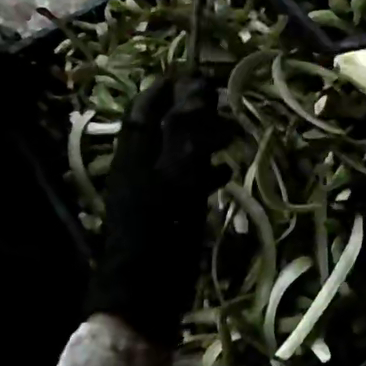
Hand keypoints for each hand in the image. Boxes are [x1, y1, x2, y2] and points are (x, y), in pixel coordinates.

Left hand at [88, 75, 230, 346]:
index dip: (167, 88)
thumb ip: (188, 128)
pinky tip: (225, 174)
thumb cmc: (163, 227)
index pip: (146, 108)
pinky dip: (204, 171)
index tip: (195, 75)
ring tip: (231, 137)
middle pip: (163, 129)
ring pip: (176, 154)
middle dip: (192, 114)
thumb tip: (196, 85)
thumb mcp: (180, 172)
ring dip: (202, 141)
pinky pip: (183, 180)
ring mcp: (148, 192)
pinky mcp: (161, 213)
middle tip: (223, 106)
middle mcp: (137, 168)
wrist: (146, 290)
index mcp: (134, 154)